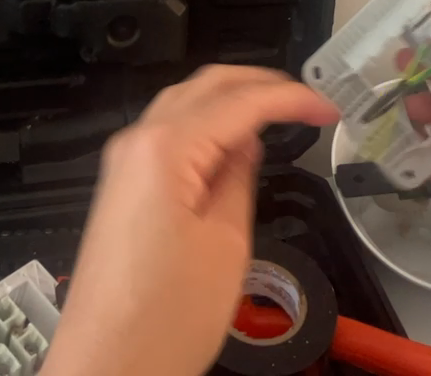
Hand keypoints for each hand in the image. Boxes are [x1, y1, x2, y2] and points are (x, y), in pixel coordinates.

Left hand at [44, 65, 338, 375]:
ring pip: (184, 102)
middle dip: (259, 84)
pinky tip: (232, 142)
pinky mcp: (123, 186)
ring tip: (275, 113)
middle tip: (303, 99)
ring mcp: (124, 163)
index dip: (290, 99)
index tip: (326, 108)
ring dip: (231, 99)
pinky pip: (168, 132)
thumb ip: (239, 177)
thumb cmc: (162, 321)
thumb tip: (247, 144)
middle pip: (205, 85)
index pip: (240, 102)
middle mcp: (137, 143)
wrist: (104, 371)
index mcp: (165, 149)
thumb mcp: (225, 244)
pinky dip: (206, 124)